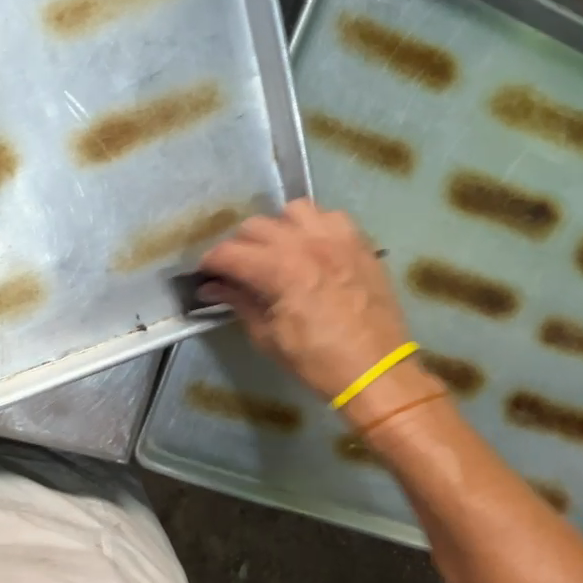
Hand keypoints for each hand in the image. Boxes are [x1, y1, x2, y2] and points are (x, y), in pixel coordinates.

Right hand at [199, 200, 437, 421]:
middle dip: (239, 247)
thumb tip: (212, 287)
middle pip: (255, 226)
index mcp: (280, 271)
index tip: (205, 275)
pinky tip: (311, 248)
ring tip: (277, 252)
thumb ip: (239, 302)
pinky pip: (330, 216)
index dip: (210, 263)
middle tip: (238, 270)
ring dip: (277, 228)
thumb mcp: (267, 336)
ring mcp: (337, 239)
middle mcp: (307, 244)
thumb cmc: (316, 361)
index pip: (229, 253)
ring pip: (292, 211)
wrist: (376, 371)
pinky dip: (313, 226)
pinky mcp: (360, 243)